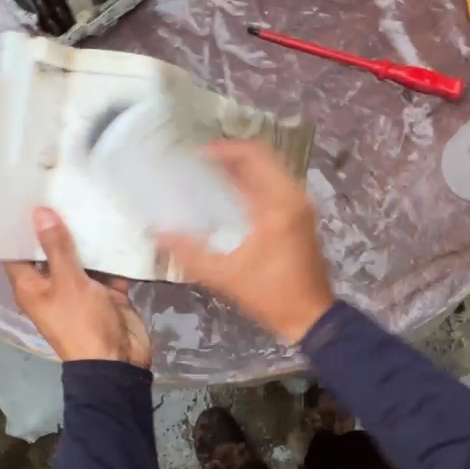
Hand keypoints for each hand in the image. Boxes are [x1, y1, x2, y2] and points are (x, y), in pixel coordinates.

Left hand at [6, 208, 150, 366]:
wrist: (118, 360)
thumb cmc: (82, 322)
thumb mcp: (67, 282)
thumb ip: (56, 247)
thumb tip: (39, 212)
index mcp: (32, 286)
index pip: (17, 252)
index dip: (19, 228)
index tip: (23, 196)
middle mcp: (54, 285)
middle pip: (53, 251)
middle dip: (60, 225)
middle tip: (62, 187)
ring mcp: (82, 289)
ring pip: (83, 258)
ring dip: (89, 237)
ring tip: (90, 197)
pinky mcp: (107, 293)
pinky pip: (109, 268)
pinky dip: (114, 253)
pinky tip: (119, 223)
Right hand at [158, 140, 335, 343]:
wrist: (310, 318)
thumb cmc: (271, 296)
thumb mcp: (225, 276)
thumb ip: (190, 252)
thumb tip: (159, 232)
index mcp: (278, 205)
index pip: (254, 156)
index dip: (224, 149)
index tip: (197, 155)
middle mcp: (294, 198)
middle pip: (263, 159)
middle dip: (230, 158)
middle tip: (200, 165)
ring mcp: (301, 208)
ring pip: (271, 173)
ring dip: (242, 171)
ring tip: (211, 179)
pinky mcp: (302, 219)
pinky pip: (276, 188)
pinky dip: (254, 186)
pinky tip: (231, 200)